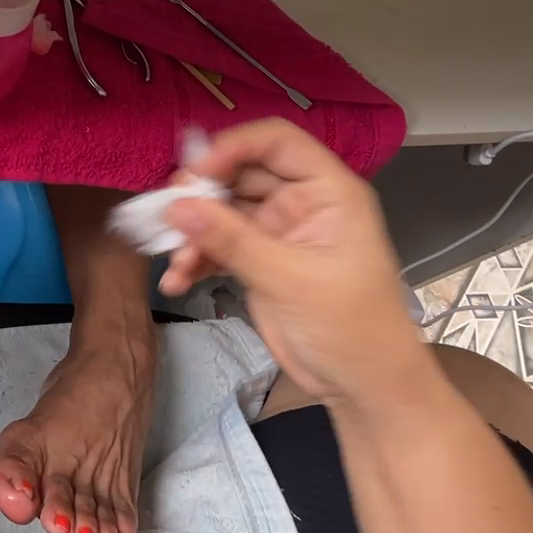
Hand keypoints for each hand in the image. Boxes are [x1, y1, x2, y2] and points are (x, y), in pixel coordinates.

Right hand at [159, 119, 427, 407]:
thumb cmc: (352, 329)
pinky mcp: (256, 260)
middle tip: (169, 217)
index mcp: (327, 192)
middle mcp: (299, 203)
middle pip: (237, 174)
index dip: (232, 147)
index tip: (195, 175)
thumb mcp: (291, 280)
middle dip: (200, 196)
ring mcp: (274, 232)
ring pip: (219, 211)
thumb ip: (231, 240)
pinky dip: (194, 259)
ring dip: (191, 233)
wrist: (363, 390)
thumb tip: (177, 207)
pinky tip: (177, 280)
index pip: (276, 142)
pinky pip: (214, 245)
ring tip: (176, 261)